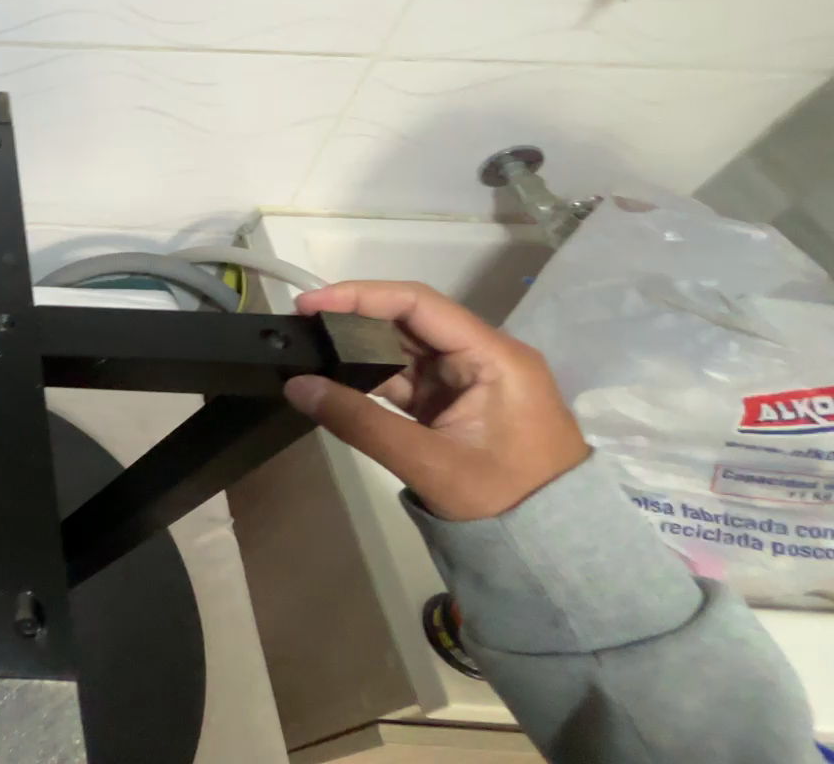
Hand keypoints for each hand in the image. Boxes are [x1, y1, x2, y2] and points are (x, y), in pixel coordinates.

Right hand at [282, 281, 588, 520]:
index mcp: (494, 357)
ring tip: (309, 349)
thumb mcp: (428, 462)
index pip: (418, 304)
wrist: (553, 551)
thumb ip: (359, 421)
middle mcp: (482, 356)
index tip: (308, 303)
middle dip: (352, 318)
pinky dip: (367, 374)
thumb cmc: (504, 498)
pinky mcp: (453, 400)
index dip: (359, 295)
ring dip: (356, 347)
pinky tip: (333, 378)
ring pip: (401, 346)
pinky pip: (402, 374)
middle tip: (300, 324)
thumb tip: (295, 385)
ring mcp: (467, 379)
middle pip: (408, 319)